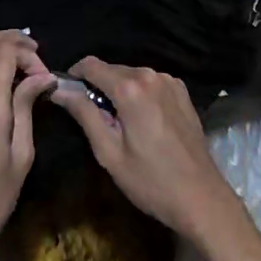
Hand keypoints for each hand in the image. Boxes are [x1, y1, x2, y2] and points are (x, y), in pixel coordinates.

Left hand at [0, 30, 54, 260]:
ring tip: (26, 82)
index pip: (4, 52)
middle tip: (37, 57)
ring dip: (2, 61)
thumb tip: (42, 77)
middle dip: (14, 41)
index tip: (46, 74)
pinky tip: (5, 102)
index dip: (29, 52)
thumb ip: (27, 109)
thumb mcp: (20, 160)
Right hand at [50, 56, 241, 242]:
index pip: (92, 65)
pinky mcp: (182, 91)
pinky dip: (140, 94)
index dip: (74, 74)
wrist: (200, 196)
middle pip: (113, 69)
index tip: (65, 92)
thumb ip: (85, 115)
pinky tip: (141, 121)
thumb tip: (60, 91)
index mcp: (131, 87)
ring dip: (119, 90)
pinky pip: (151, 84)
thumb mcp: (109, 152)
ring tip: (115, 122)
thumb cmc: (149, 180)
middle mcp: (151, 75)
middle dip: (97, 86)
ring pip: (133, 76)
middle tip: (90, 116)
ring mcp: (170, 81)